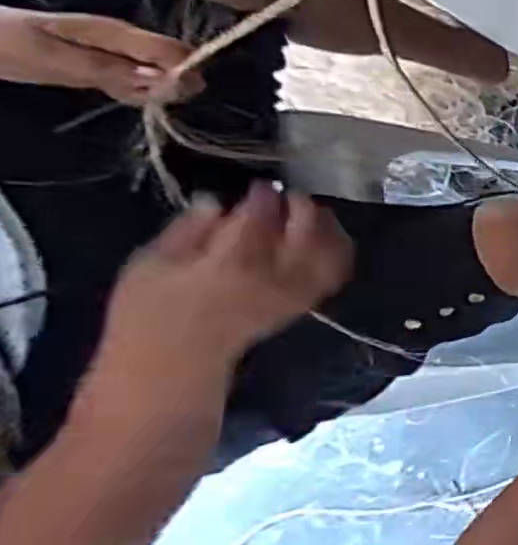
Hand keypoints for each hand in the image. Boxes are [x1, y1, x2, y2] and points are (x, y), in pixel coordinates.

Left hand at [0, 6, 204, 103]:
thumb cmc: (5, 42)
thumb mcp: (49, 57)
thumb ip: (107, 67)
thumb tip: (165, 79)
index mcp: (118, 34)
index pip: (177, 52)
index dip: (185, 73)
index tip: (162, 93)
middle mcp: (131, 41)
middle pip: (181, 64)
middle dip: (171, 85)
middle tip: (132, 94)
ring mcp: (124, 52)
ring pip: (168, 75)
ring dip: (152, 91)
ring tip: (114, 91)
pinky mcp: (116, 64)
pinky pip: (146, 81)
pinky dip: (136, 92)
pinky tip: (110, 90)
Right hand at [96, 183, 353, 376]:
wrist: (176, 359)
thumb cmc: (150, 310)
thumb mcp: (150, 263)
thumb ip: (189, 229)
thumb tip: (215, 200)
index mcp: (234, 261)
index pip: (262, 216)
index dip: (264, 195)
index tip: (261, 185)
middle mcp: (277, 273)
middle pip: (306, 227)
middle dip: (300, 204)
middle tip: (287, 196)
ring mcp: (299, 288)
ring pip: (332, 246)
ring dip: (326, 224)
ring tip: (309, 213)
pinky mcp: (309, 300)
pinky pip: (338, 269)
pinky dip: (339, 249)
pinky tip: (326, 238)